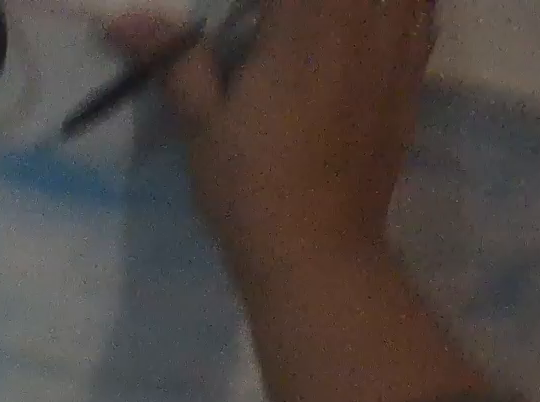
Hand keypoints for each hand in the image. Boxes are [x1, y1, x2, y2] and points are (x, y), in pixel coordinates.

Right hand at [108, 0, 436, 283]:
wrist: (313, 240)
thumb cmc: (245, 184)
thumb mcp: (200, 123)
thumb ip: (175, 58)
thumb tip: (123, 18)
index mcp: (306, 21)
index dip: (244, 5)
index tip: (227, 23)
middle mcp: (365, 13)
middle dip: (288, 11)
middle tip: (253, 33)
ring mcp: (402, 34)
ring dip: (333, 11)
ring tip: (298, 36)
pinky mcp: (416, 62)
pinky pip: (415, 4)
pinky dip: (387, 8)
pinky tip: (354, 30)